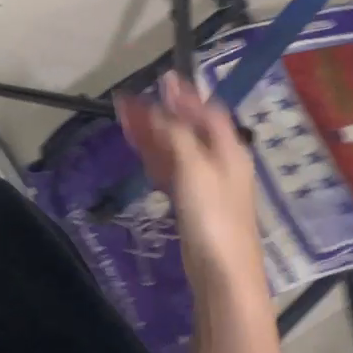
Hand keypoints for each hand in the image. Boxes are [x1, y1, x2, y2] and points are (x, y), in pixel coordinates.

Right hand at [118, 72, 265, 288]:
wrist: (222, 274)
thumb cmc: (213, 217)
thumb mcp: (194, 168)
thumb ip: (177, 135)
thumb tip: (158, 108)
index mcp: (229, 151)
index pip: (208, 113)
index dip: (187, 95)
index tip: (163, 78)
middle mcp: (219, 163)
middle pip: (188, 128)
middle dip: (160, 111)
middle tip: (129, 98)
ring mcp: (204, 183)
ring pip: (174, 147)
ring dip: (151, 131)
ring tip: (124, 117)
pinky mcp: (191, 202)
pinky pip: (168, 168)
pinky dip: (153, 154)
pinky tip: (138, 148)